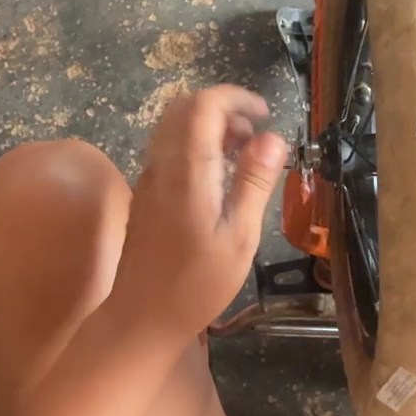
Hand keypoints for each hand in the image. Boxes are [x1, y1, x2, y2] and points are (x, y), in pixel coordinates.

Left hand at [108, 85, 287, 337]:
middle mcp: (161, 165)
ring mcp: (148, 178)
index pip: (203, 106)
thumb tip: (273, 137)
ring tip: (242, 153)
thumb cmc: (197, 283)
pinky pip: (167, 149)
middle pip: (183, 108)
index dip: (236, 98)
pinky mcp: (145, 193)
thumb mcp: (240, 235)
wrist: (142, 317)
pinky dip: (195, 145)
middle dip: (222, 108)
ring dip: (207, 126)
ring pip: (172, 127)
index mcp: (187, 171)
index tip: (265, 114)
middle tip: (254, 134)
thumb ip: (255, 182)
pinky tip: (217, 176)